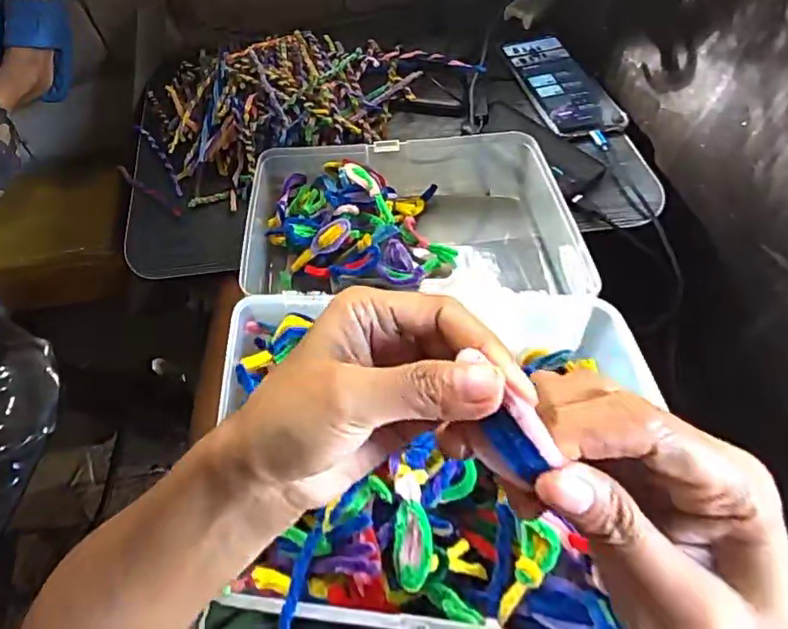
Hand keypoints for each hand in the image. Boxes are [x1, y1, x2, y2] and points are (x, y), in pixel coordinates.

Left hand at [216, 287, 535, 511]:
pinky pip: (452, 412)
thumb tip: (492, 380)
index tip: (517, 392)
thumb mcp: (350, 398)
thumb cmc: (292, 420)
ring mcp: (400, 374)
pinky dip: (468, 429)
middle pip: (458, 346)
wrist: (263, 475)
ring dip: (484, 409)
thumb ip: (418, 389)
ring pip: (461, 381)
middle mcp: (390, 334)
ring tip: (503, 443)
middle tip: (525, 425)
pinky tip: (467, 451)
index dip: (483, 346)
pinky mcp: (407, 412)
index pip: (443, 314)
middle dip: (491, 381)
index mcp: (371, 311)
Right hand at [522, 370, 787, 628]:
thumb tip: (550, 477)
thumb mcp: (683, 606)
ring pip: (572, 405)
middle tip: (510, 470)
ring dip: (531, 432)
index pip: (641, 422)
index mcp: (727, 476)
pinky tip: (522, 485)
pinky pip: (560, 433)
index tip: (528, 458)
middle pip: (600, 400)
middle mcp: (684, 447)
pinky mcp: (613, 465)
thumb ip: (621, 533)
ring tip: (516, 482)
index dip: (577, 428)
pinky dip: (530, 450)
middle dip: (546, 424)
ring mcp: (646, 452)